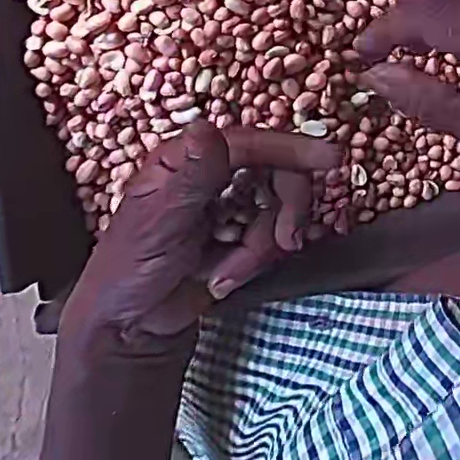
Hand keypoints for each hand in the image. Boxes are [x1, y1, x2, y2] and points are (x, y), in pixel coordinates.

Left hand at [58, 121, 337, 353]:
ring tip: (230, 272)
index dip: (292, 149)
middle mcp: (215, 172)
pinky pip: (272, 235)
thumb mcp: (158, 222)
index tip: (331, 159)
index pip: (251, 144)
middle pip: (277, 172)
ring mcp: (231, 202)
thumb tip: (208, 128)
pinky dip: (256, 260)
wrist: (130, 330)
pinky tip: (224, 278)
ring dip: (263, 245)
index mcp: (190, 158)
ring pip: (280, 206)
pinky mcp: (242, 232)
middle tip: (287, 241)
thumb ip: (191, 177)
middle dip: (286, 208)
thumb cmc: (128, 270)